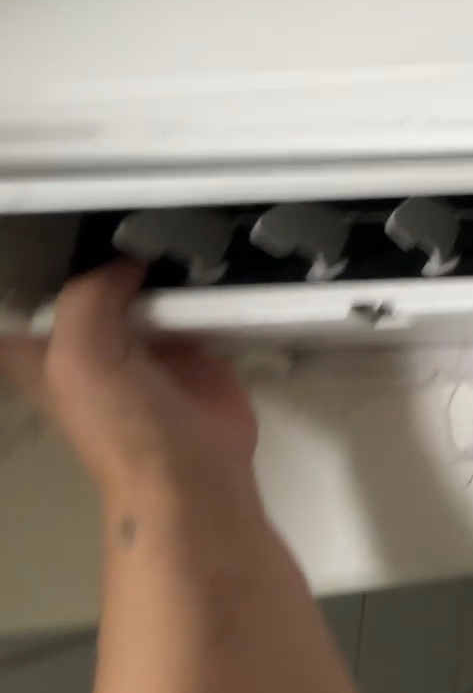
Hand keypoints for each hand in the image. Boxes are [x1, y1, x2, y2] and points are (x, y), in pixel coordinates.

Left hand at [0, 261, 257, 507]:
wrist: (194, 465)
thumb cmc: (125, 425)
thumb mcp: (81, 359)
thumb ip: (90, 303)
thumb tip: (126, 264)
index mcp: (44, 350)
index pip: (30, 302)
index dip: (45, 270)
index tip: (71, 236)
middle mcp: (92, 345)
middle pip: (94, 290)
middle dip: (112, 263)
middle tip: (144, 228)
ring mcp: (148, 348)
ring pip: (150, 297)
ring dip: (166, 276)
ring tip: (186, 243)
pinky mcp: (199, 353)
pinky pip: (201, 313)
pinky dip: (212, 298)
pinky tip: (223, 280)